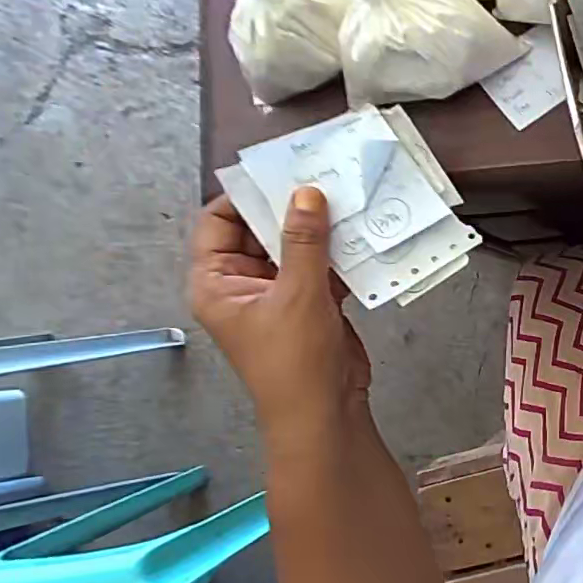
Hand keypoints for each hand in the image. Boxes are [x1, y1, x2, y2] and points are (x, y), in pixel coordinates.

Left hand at [188, 188, 369, 426]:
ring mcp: (282, 293)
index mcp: (218, 281)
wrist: (326, 410)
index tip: (282, 172)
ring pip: (298, 249)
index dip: (246, 196)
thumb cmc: (295, 357)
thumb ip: (303, 241)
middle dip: (292, 210)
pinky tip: (364, 236)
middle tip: (326, 178)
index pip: (220, 223)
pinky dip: (341, 255)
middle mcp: (245, 283)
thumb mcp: (297, 294)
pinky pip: (323, 268)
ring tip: (350, 200)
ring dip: (322, 231)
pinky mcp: (314, 304)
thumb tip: (306, 192)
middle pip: (263, 232)